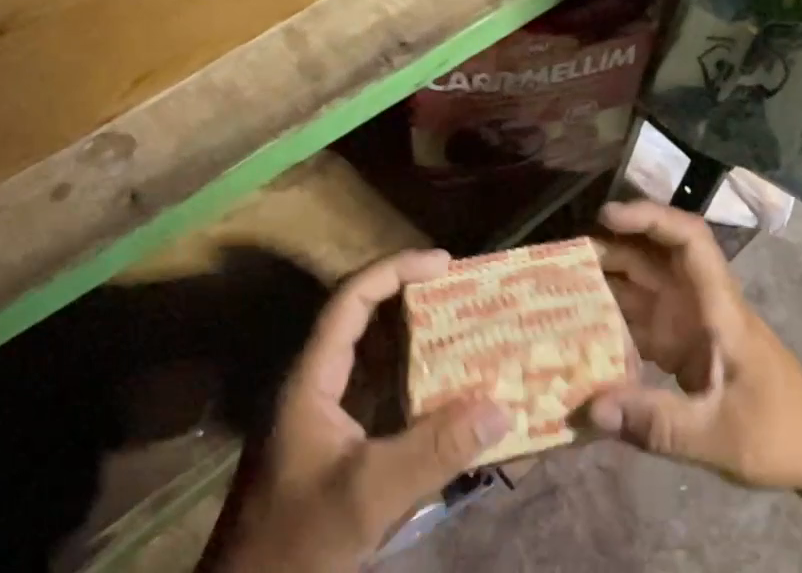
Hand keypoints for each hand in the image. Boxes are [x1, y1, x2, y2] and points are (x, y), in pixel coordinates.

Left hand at [209, 250, 509, 572]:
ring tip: (468, 333)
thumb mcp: (369, 494)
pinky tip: (450, 397)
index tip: (444, 263)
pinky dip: (415, 389)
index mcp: (310, 379)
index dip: (394, 271)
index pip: (350, 301)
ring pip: (374, 362)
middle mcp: (315, 386)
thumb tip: (501, 408)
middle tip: (465, 295)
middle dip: (414, 303)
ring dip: (417, 345)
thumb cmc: (299, 538)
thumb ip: (434, 451)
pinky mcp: (336, 448)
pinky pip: (380, 400)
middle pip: (364, 324)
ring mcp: (324, 418)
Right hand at [589, 201, 801, 491]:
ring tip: (559, 290)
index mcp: (721, 309)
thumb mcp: (717, 436)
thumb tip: (590, 408)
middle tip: (562, 259)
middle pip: (657, 258)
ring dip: (609, 284)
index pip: (690, 240)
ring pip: (647, 289)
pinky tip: (582, 337)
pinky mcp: (688, 350)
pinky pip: (645, 324)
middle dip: (613, 248)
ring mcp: (695, 327)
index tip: (606, 216)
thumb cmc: (782, 435)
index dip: (651, 218)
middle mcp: (704, 306)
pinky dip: (616, 324)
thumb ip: (655, 422)